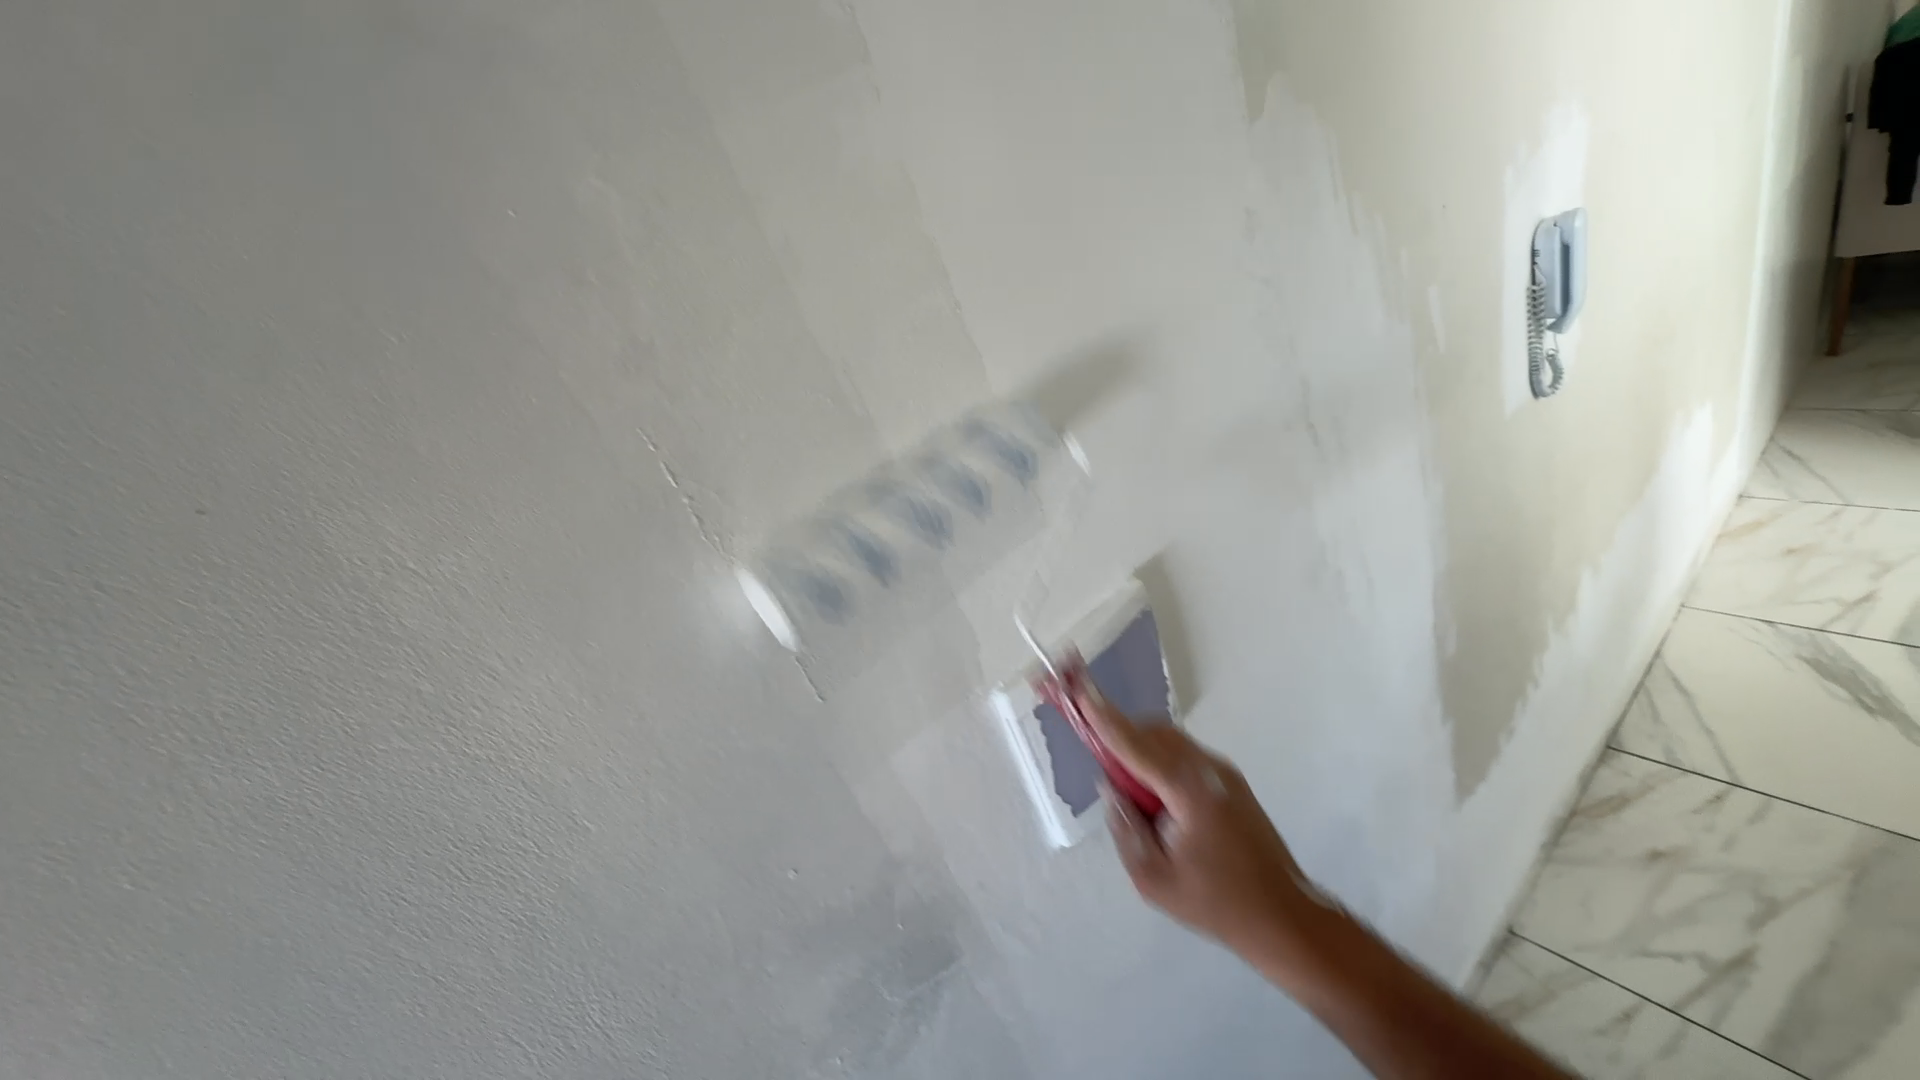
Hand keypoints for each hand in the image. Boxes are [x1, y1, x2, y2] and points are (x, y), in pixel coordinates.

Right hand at [1084, 695, 1331, 958]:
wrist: (1284, 917)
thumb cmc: (1215, 903)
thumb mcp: (1152, 877)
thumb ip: (1125, 826)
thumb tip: (1112, 788)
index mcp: (1188, 790)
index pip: (1134, 743)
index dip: (1102, 716)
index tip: (1078, 690)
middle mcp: (1208, 769)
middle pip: (1153, 733)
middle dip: (1121, 737)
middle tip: (1103, 769)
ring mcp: (1224, 773)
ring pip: (1170, 743)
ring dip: (1142, 753)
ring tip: (1133, 798)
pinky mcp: (1231, 784)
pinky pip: (1185, 758)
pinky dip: (1161, 765)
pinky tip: (1158, 804)